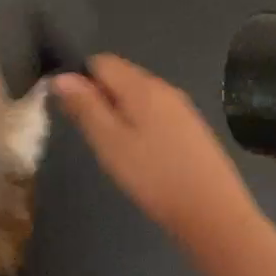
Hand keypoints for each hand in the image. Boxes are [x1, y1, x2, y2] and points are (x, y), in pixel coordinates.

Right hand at [53, 55, 255, 235]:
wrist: (214, 214)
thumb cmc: (154, 176)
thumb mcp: (109, 142)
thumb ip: (85, 106)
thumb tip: (61, 76)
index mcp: (142, 86)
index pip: (101, 61)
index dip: (81, 80)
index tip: (75, 113)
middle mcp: (164, 88)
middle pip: (121, 76)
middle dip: (100, 97)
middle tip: (94, 136)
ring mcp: (182, 108)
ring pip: (138, 96)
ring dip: (119, 112)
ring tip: (115, 149)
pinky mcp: (192, 128)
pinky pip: (156, 113)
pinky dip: (140, 124)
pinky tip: (142, 156)